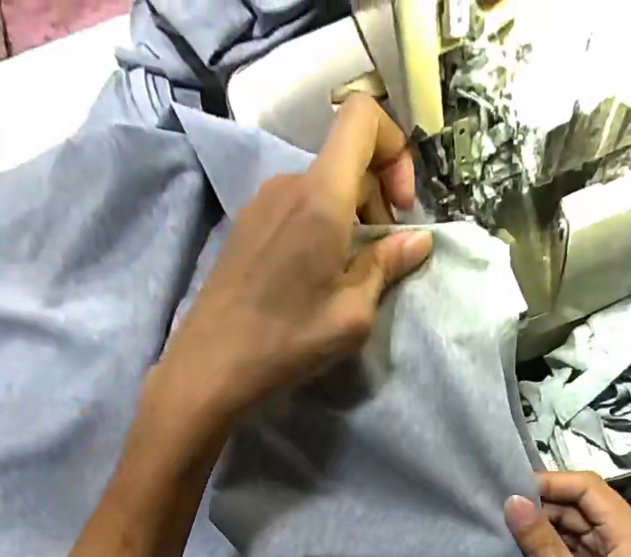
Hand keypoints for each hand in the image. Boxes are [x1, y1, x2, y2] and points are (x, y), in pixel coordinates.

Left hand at [153, 95, 433, 424]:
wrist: (211, 363)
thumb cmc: (288, 340)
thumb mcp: (352, 313)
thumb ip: (387, 266)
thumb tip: (419, 239)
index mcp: (320, 197)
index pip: (363, 118)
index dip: (396, 148)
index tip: (402, 207)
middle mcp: (288, 183)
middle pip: (347, 158)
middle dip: (378, 196)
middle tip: (383, 255)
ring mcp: (262, 201)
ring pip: (323, 185)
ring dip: (351, 215)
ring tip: (349, 272)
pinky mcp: (247, 223)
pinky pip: (298, 205)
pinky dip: (322, 225)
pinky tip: (316, 275)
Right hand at [504, 471, 630, 556]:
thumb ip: (541, 544)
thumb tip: (512, 501)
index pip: (590, 488)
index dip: (552, 483)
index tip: (511, 489)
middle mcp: (628, 537)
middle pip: (583, 504)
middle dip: (544, 504)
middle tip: (501, 508)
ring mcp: (616, 556)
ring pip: (576, 525)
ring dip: (544, 525)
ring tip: (505, 525)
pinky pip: (575, 546)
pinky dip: (551, 545)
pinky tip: (522, 546)